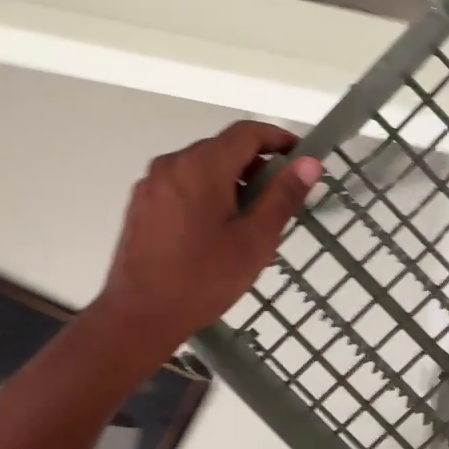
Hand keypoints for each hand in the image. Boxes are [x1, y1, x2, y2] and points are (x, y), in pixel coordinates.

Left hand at [92, 121, 321, 351]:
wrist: (139, 316)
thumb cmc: (203, 280)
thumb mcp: (255, 241)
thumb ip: (282, 196)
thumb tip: (309, 163)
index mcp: (202, 166)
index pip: (247, 132)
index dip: (279, 139)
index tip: (300, 158)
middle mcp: (172, 163)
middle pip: (222, 148)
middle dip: (255, 165)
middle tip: (279, 199)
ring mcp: (151, 183)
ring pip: (201, 167)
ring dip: (230, 181)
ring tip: (249, 220)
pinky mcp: (141, 203)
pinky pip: (182, 184)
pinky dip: (206, 193)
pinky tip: (216, 230)